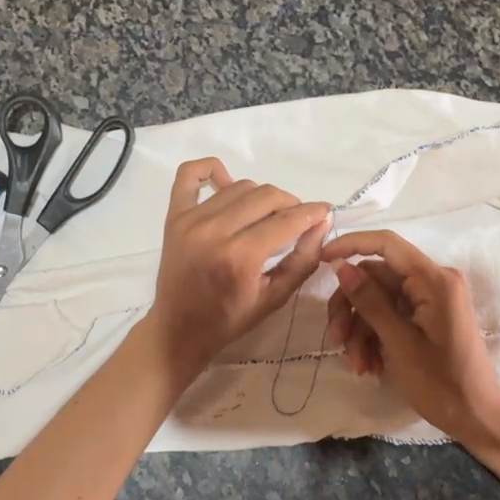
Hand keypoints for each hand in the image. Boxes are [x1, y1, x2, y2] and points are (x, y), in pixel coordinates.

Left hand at [146, 158, 331, 372]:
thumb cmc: (230, 320)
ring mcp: (190, 220)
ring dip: (260, 196)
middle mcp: (214, 232)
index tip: (324, 211)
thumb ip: (303, 259)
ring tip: (265, 215)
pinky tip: (226, 181)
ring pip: (239, 186)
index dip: (312, 213)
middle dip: (290, 204)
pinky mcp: (174, 215)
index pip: (286, 220)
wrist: (179, 329)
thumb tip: (322, 222)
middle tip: (295, 220)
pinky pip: (189, 174)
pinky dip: (211, 170)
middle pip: (265, 196)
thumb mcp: (275, 298)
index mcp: (240, 258)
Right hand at [322, 230, 499, 446]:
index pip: (386, 244)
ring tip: (356, 364)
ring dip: (360, 330)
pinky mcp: (427, 318)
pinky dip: (374, 338)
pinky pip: (390, 316)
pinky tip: (370, 366)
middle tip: (335, 340)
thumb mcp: (399, 342)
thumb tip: (341, 267)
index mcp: (434, 280)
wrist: (478, 420)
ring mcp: (430, 300)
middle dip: (351, 308)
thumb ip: (369, 301)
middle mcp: (433, 281)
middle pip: (376, 277)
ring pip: (378, 299)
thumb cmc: (442, 383)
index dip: (350, 245)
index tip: (320, 261)